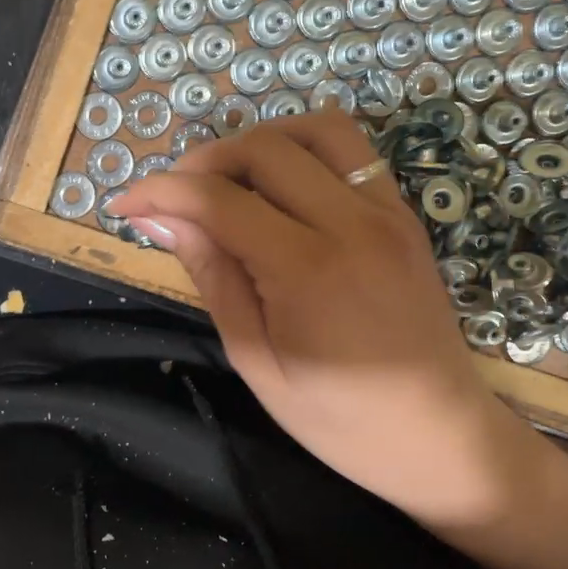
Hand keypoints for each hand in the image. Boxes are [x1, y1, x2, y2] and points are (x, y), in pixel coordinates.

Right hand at [113, 109, 538, 527]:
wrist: (441, 439)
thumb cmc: (337, 417)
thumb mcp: (254, 357)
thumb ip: (211, 275)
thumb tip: (160, 219)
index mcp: (309, 269)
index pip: (218, 199)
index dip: (161, 193)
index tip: (126, 204)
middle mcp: (353, 223)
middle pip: (263, 148)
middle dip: (202, 161)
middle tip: (173, 199)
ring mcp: (387, 213)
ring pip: (316, 129)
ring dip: (258, 141)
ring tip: (226, 181)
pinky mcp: (404, 216)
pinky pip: (350, 152)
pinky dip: (301, 152)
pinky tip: (275, 191)